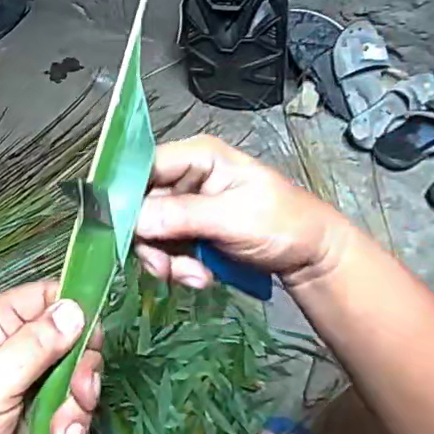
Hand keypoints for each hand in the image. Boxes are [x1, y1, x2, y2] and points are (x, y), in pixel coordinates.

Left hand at [0, 280, 103, 433]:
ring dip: (76, 412)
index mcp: (0, 322)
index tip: (91, 341)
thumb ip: (37, 343)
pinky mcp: (40, 420)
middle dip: (82, 372)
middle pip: (75, 341)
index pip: (51, 297)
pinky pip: (72, 417)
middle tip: (80, 396)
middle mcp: (19, 347)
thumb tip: (76, 309)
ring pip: (78, 382)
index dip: (76, 313)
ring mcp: (31, 385)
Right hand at [135, 135, 356, 289]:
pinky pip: (166, 248)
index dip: (126, 195)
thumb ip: (182, 216)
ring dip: (166, 259)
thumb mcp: (233, 217)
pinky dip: (178, 267)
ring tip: (194, 276)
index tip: (121, 229)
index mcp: (197, 156)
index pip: (144, 166)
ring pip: (149, 231)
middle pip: (141, 203)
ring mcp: (186, 205)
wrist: (312, 256)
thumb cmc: (282, 223)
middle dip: (150, 240)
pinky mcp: (189, 230)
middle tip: (163, 267)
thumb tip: (134, 220)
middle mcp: (185, 176)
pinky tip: (201, 277)